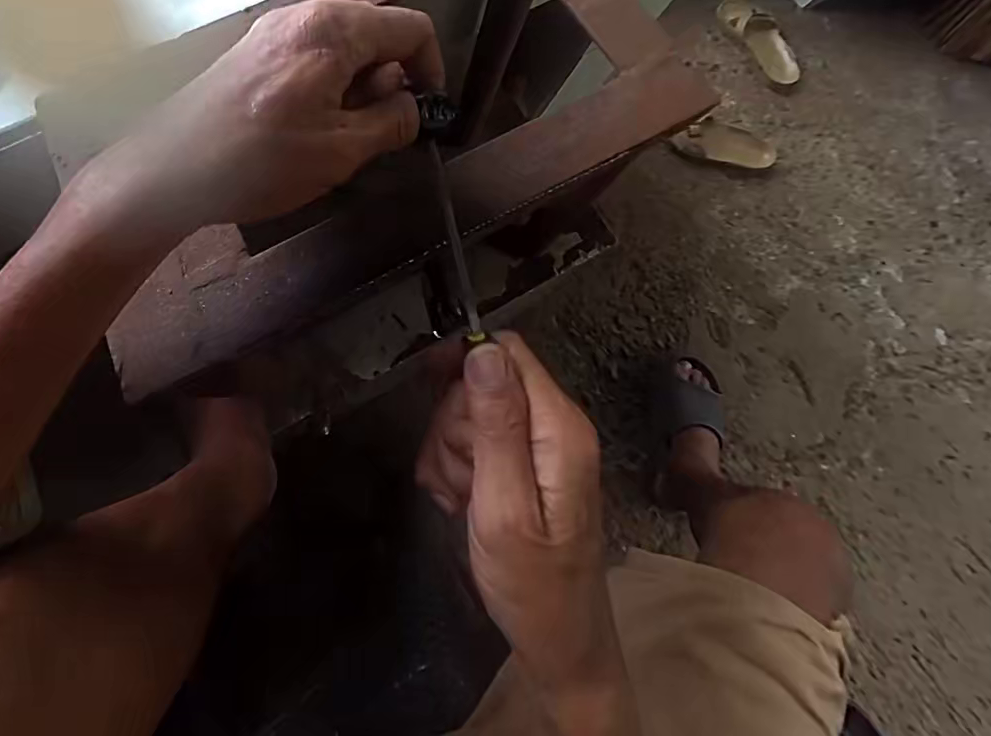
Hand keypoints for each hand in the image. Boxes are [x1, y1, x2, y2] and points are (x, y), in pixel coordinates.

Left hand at [95, 0, 443, 231]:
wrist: (168, 171)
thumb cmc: (259, 161)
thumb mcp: (341, 150)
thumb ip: (392, 122)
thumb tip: (413, 106)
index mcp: (333, 28)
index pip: (412, 28)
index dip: (431, 70)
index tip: (423, 112)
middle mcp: (302, 15)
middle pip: (375, 34)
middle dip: (388, 81)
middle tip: (373, 132)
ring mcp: (271, 30)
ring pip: (341, 49)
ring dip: (355, 88)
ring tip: (334, 136)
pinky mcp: (250, 52)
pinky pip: (308, 57)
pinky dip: (324, 86)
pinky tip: (303, 127)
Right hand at [416, 334, 630, 735]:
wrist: (555, 640)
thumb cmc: (532, 583)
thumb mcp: (505, 504)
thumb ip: (496, 424)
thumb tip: (483, 350)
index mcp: (558, 425)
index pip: (506, 351)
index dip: (463, 363)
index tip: (432, 395)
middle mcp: (551, 424)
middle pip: (480, 382)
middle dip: (454, 422)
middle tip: (460, 473)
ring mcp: (535, 445)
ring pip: (467, 413)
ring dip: (450, 450)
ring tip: (462, 495)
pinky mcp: (517, 462)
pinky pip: (470, 441)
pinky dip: (454, 466)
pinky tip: (459, 499)